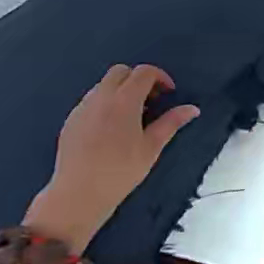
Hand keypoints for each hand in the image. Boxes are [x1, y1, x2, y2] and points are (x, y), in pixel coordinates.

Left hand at [22, 64, 199, 252]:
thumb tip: (192, 108)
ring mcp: (82, 107)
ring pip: (103, 85)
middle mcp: (100, 97)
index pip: (143, 72)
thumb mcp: (152, 147)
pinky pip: (90, 101)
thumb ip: (171, 123)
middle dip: (139, 79)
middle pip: (121, 71)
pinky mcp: (70, 119)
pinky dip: (105, 103)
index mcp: (124, 100)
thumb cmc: (121, 171)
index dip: (160, 77)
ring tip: (132, 116)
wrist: (79, 192)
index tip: (169, 93)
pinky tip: (111, 129)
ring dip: (121, 90)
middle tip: (151, 101)